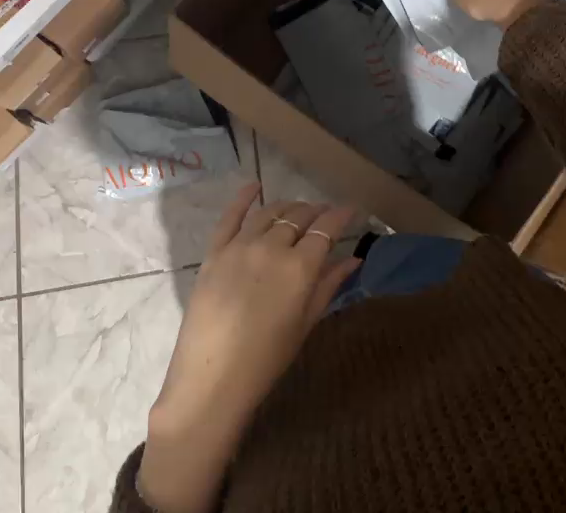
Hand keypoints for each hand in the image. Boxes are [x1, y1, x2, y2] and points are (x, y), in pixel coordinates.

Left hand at [138, 184, 358, 512]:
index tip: (351, 209)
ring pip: (270, 212)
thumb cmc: (267, 359)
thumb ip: (329, 286)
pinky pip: (231, 216)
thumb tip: (353, 260)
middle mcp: (272, 246)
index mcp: (300, 267)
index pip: (327, 228)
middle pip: (299, 216)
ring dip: (288, 206)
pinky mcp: (215, 252)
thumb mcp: (305, 323)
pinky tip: (254, 186)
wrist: (212, 379)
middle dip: (316, 211)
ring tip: (298, 209)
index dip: (341, 215)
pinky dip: (244, 197)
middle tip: (325, 215)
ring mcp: (240, 246)